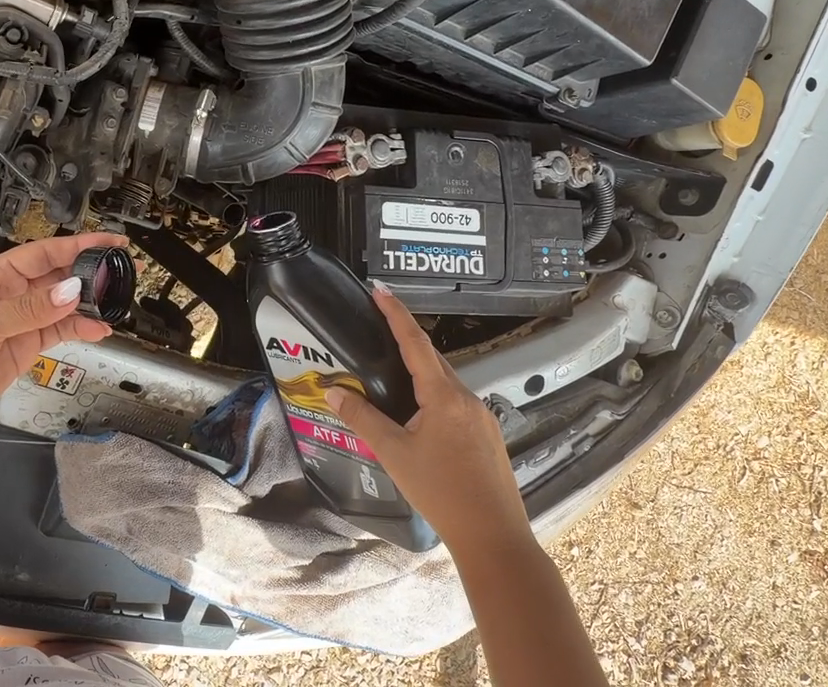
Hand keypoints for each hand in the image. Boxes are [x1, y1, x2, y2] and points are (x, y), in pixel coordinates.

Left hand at [0, 232, 126, 449]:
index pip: (44, 253)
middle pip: (57, 276)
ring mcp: (17, 322)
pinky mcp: (22, 349)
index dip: (78, 246)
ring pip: (62, 304)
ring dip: (90, 302)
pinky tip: (99, 328)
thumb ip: (28, 308)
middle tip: (125, 272)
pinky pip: (57, 332)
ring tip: (120, 301)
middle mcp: (9, 294)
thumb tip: (72, 289)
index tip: (111, 243)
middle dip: (90, 272)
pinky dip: (80, 328)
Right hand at [327, 284, 532, 558]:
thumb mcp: (393, 453)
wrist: (494, 537)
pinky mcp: (488, 437)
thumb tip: (333, 392)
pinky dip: (434, 393)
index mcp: (444, 396)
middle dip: (407, 340)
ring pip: (447, 382)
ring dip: (421, 370)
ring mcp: (483, 418)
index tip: (380, 289)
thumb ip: (363, 418)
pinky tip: (419, 412)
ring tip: (393, 371)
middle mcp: (468, 399)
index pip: (416, 343)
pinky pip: (456, 402)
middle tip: (379, 326)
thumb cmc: (441, 492)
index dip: (396, 314)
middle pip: (434, 359)